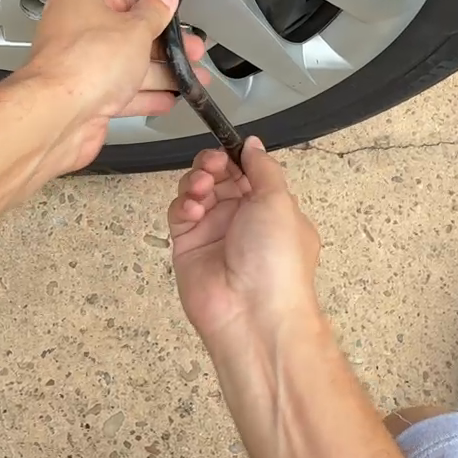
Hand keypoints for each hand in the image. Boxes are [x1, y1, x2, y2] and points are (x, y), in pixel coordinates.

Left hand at [12, 0, 206, 172]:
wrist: (60, 114)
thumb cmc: (83, 64)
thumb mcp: (135, 29)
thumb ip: (154, 14)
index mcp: (79, 4)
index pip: (123, 3)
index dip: (153, 14)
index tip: (174, 21)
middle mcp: (74, 35)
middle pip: (126, 38)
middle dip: (163, 49)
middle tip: (190, 53)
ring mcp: (78, 69)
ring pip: (125, 69)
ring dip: (160, 75)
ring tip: (189, 79)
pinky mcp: (84, 100)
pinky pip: (119, 95)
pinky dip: (144, 97)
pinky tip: (166, 99)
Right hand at [168, 139, 321, 346]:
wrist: (251, 312)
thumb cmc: (276, 260)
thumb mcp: (278, 201)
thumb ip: (261, 167)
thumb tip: (252, 145)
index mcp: (270, 208)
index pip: (246, 172)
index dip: (234, 157)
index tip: (226, 149)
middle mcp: (241, 218)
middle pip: (218, 177)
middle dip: (212, 165)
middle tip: (211, 167)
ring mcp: (213, 231)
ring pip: (196, 190)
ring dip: (196, 181)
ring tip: (201, 189)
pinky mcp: (187, 244)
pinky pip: (179, 212)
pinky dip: (183, 204)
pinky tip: (192, 209)